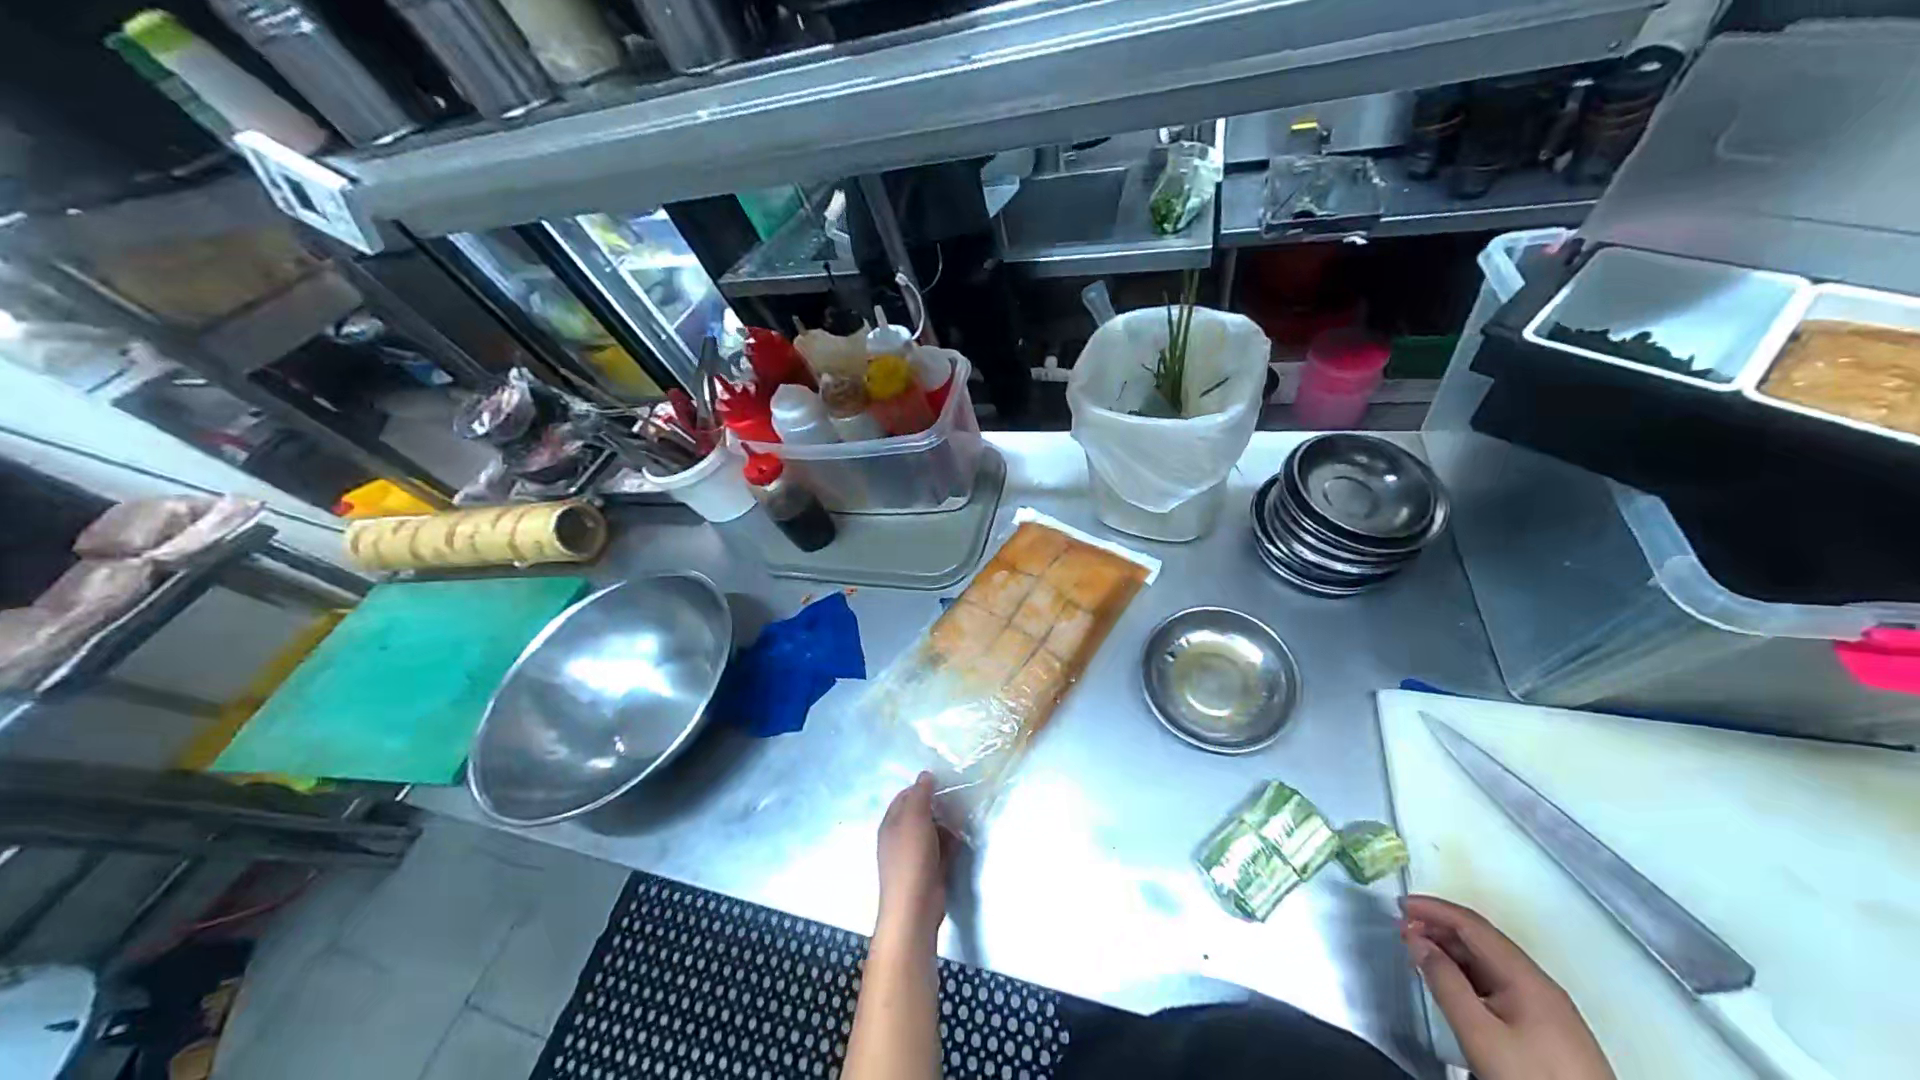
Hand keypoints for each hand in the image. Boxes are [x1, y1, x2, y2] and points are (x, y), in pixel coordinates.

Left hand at [876, 772, 948, 941]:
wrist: (915, 906)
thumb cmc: (911, 857)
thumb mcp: (914, 819)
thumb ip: (920, 795)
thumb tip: (925, 774)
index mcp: (891, 823)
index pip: (905, 797)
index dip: (921, 787)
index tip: (942, 781)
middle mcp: (901, 837)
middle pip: (920, 814)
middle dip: (937, 805)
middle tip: (957, 797)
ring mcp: (915, 855)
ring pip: (932, 831)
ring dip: (946, 823)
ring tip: (964, 814)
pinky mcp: (930, 869)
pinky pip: (941, 849)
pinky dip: (951, 841)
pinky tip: (963, 835)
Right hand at [1401, 895, 1614, 1079]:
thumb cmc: (1531, 1078)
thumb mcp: (1479, 1033)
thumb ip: (1445, 983)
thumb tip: (1419, 943)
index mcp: (1525, 977)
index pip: (1473, 926)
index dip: (1434, 909)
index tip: (1400, 905)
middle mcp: (1539, 984)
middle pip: (1483, 941)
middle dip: (1439, 928)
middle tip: (1402, 929)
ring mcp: (1547, 1007)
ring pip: (1490, 963)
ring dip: (1451, 950)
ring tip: (1419, 952)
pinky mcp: (1547, 1028)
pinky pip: (1499, 983)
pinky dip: (1467, 972)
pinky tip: (1452, 982)